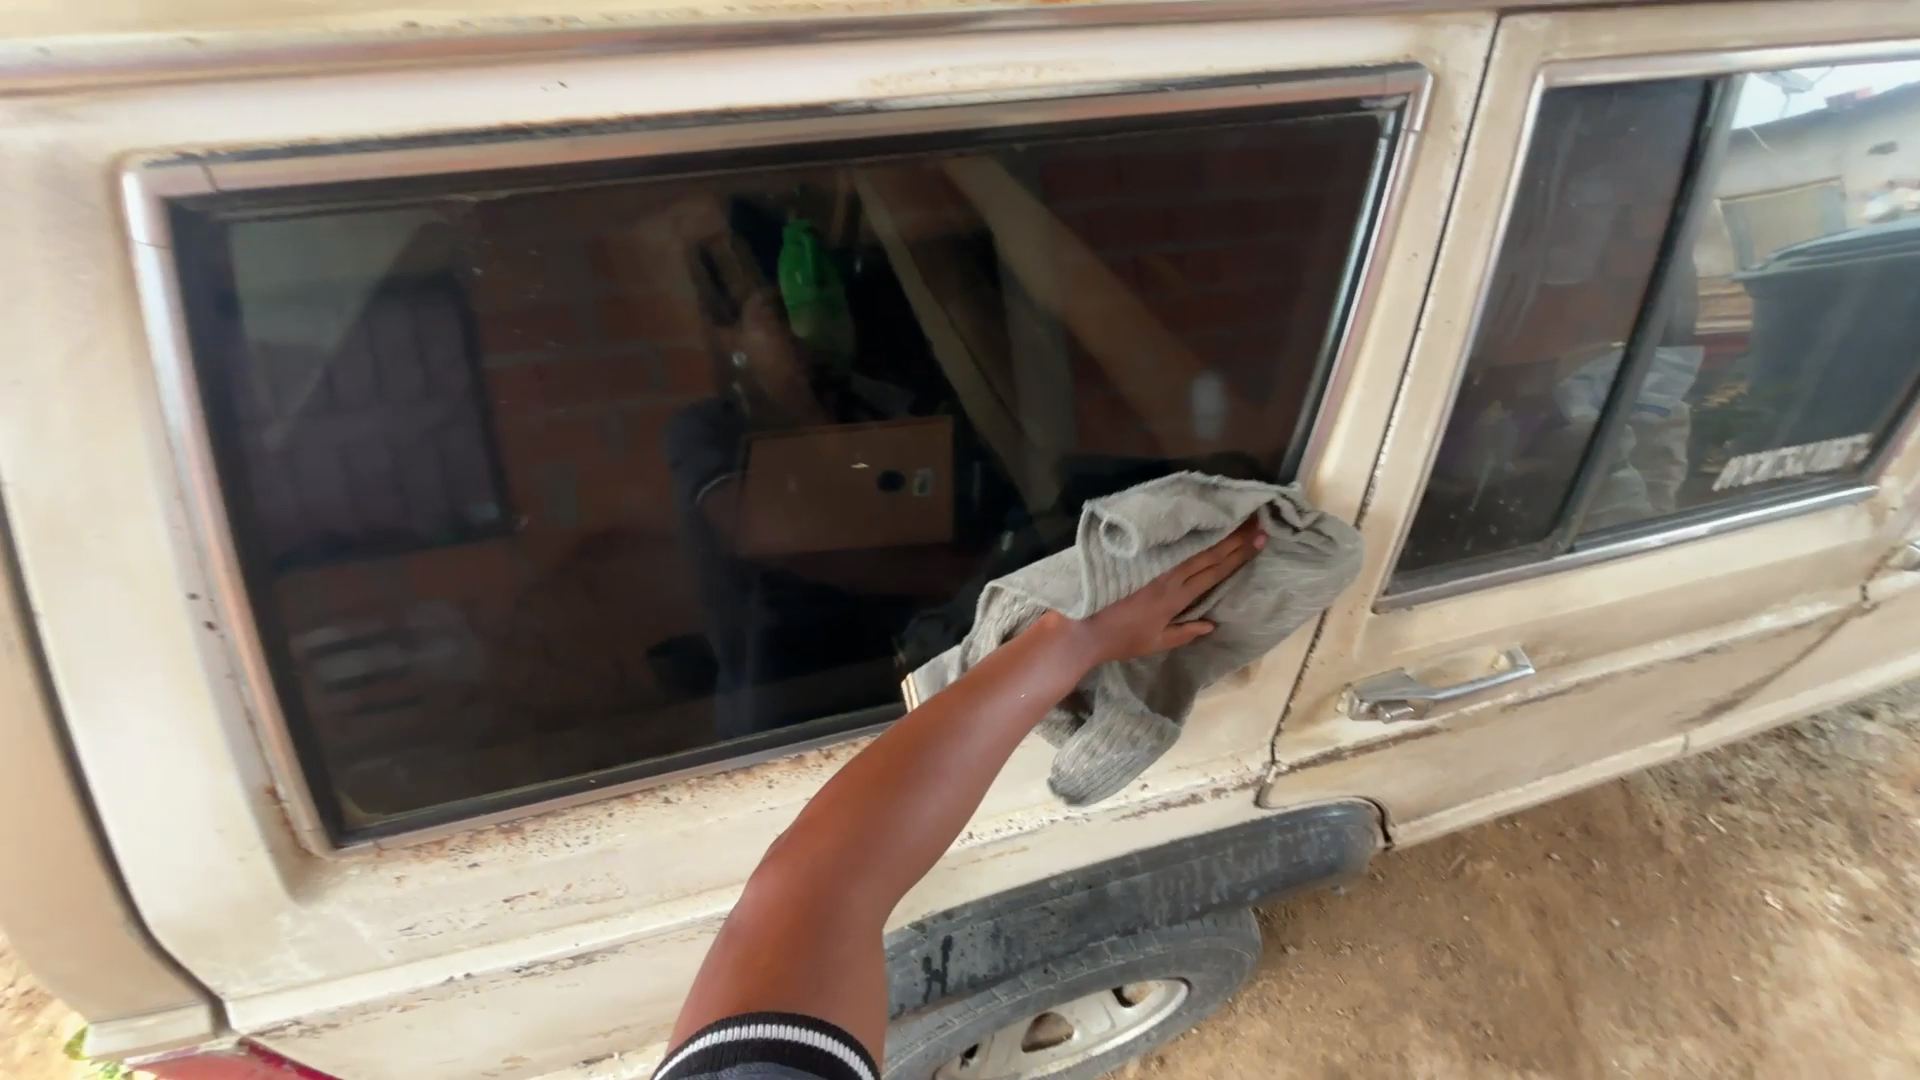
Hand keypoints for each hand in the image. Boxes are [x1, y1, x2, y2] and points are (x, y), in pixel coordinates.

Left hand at [1058, 517, 1264, 666]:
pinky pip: (1166, 544)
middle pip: (1206, 554)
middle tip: (1255, 521)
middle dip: (1233, 538)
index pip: (1213, 572)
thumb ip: (1184, 632)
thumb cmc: (1118, 639)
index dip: (1237, 556)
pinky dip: (1183, 534)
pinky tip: (1194, 523)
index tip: (1258, 540)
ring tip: (1232, 518)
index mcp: (1176, 598)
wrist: (1080, 628)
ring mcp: (1150, 566)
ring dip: (1211, 532)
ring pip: (1188, 546)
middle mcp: (1167, 577)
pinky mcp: (1134, 560)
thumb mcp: (1155, 642)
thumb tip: (1211, 623)